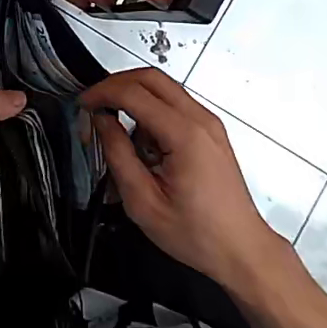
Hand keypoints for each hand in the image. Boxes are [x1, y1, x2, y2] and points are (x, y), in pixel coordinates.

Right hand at [81, 68, 281, 284]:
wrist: (242, 250)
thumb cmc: (200, 234)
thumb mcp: (143, 201)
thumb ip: (118, 155)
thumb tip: (101, 122)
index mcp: (185, 136)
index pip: (134, 93)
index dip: (102, 93)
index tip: (84, 103)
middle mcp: (201, 122)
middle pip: (150, 77)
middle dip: (115, 84)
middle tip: (95, 102)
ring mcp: (208, 124)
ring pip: (162, 86)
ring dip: (133, 96)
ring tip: (114, 124)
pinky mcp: (209, 131)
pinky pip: (173, 103)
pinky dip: (149, 109)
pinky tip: (140, 139)